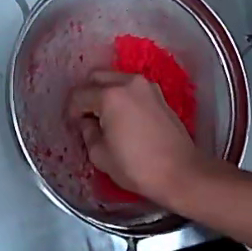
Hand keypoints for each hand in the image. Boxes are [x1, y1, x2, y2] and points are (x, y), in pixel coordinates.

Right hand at [67, 70, 216, 209]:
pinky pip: (132, 89)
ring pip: (116, 80)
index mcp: (110, 95)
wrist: (180, 172)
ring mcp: (148, 87)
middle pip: (97, 78)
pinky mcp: (160, 96)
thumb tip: (87, 124)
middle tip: (84, 117)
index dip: (71, 111)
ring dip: (105, 93)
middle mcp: (129, 83)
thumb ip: (88, 133)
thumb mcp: (101, 155)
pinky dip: (122, 97)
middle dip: (87, 95)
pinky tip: (121, 118)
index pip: (79, 95)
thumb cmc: (137, 167)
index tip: (72, 125)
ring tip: (103, 117)